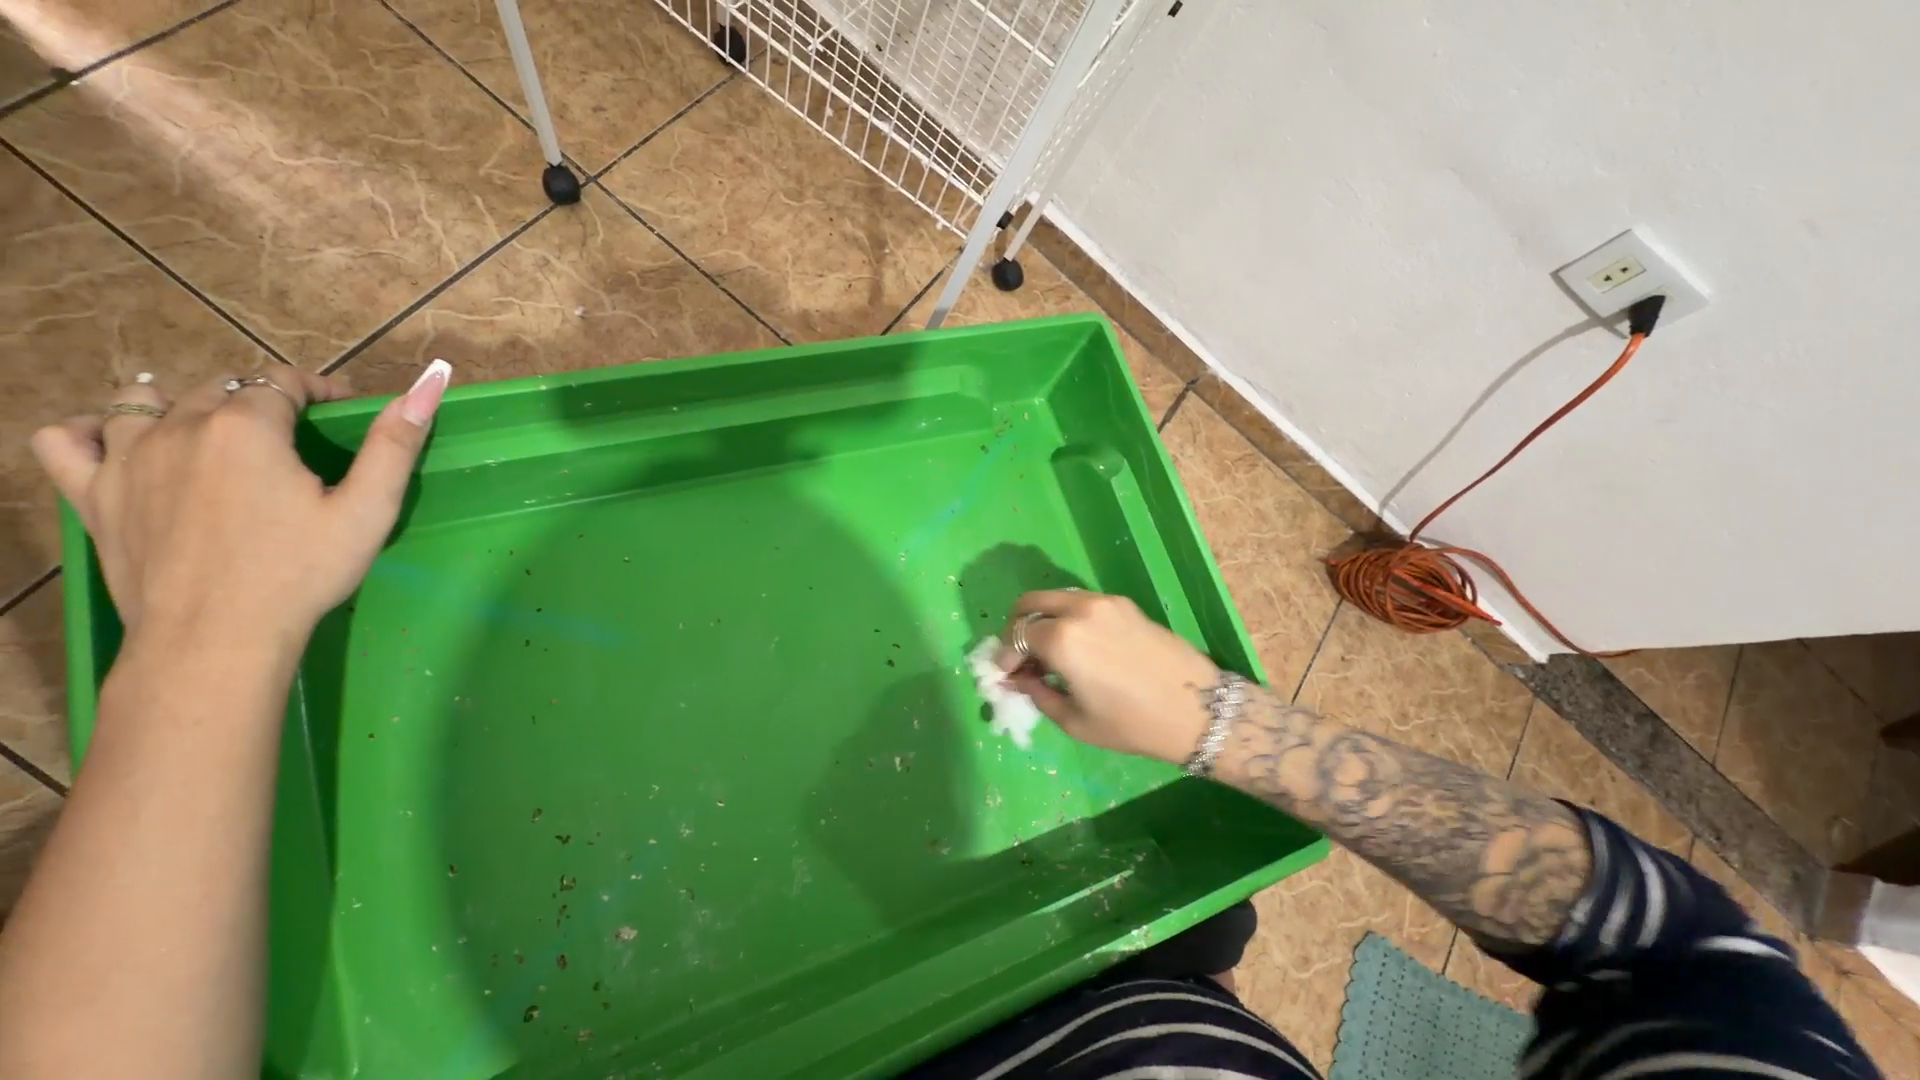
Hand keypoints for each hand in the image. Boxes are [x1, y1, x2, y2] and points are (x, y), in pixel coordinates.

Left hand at [30, 360, 451, 649]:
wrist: (216, 637)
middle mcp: (178, 428)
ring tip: (214, 433)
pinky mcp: (91, 495)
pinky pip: (65, 439)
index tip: (341, 411)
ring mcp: (125, 459)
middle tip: (295, 437)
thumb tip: (431, 383)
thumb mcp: (367, 510)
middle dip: (262, 400)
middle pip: (221, 388)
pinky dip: (90, 429)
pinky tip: (121, 443)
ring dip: (181, 404)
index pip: (282, 380)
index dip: (318, 389)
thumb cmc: (301, 573)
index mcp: (248, 428)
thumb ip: (395, 444)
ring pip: (144, 401)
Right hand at [995, 590, 1222, 764]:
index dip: (1006, 657)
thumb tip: (1018, 680)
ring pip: (1056, 598)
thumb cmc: (1132, 724)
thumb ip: (1038, 694)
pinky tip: (1077, 646)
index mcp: (1061, 639)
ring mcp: (1104, 602)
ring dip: (1042, 619)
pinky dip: (1067, 617)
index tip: (1008, 675)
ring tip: (1049, 653)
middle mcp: (1079, 610)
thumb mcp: (1075, 721)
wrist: (1198, 710)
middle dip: (1017, 628)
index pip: (1016, 636)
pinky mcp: (1125, 604)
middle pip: (1030, 603)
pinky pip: (1081, 602)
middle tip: (1021, 656)